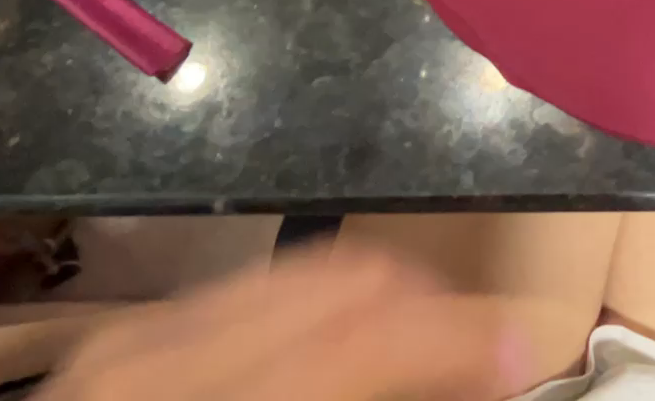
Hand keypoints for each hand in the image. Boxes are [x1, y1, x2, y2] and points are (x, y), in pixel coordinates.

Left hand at [38, 243, 525, 400]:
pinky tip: (352, 338)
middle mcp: (167, 352)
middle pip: (353, 278)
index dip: (461, 340)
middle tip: (477, 351)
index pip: (368, 337)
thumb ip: (374, 386)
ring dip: (390, 296)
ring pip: (318, 267)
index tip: (521, 353)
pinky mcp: (134, 328)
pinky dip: (331, 302)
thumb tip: (467, 376)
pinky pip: (268, 284)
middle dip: (434, 307)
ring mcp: (142, 330)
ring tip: (425, 338)